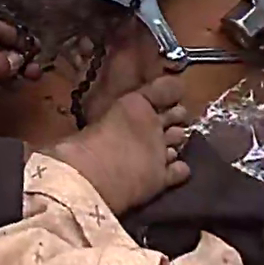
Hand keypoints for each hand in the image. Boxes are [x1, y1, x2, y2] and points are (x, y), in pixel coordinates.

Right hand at [44, 77, 192, 213]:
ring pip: (181, 139)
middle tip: (174, 113)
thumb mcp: (89, 116)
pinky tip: (178, 165)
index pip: (164, 89)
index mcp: (135, 103)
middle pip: (176, 115)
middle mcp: (153, 125)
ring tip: (177, 134)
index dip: (171, 88)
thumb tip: (83, 118)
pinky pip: (181, 169)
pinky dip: (181, 166)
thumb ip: (97, 115)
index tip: (173, 87)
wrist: (90, 176)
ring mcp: (161, 152)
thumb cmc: (82, 141)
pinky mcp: (163, 178)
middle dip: (176, 113)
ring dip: (178, 137)